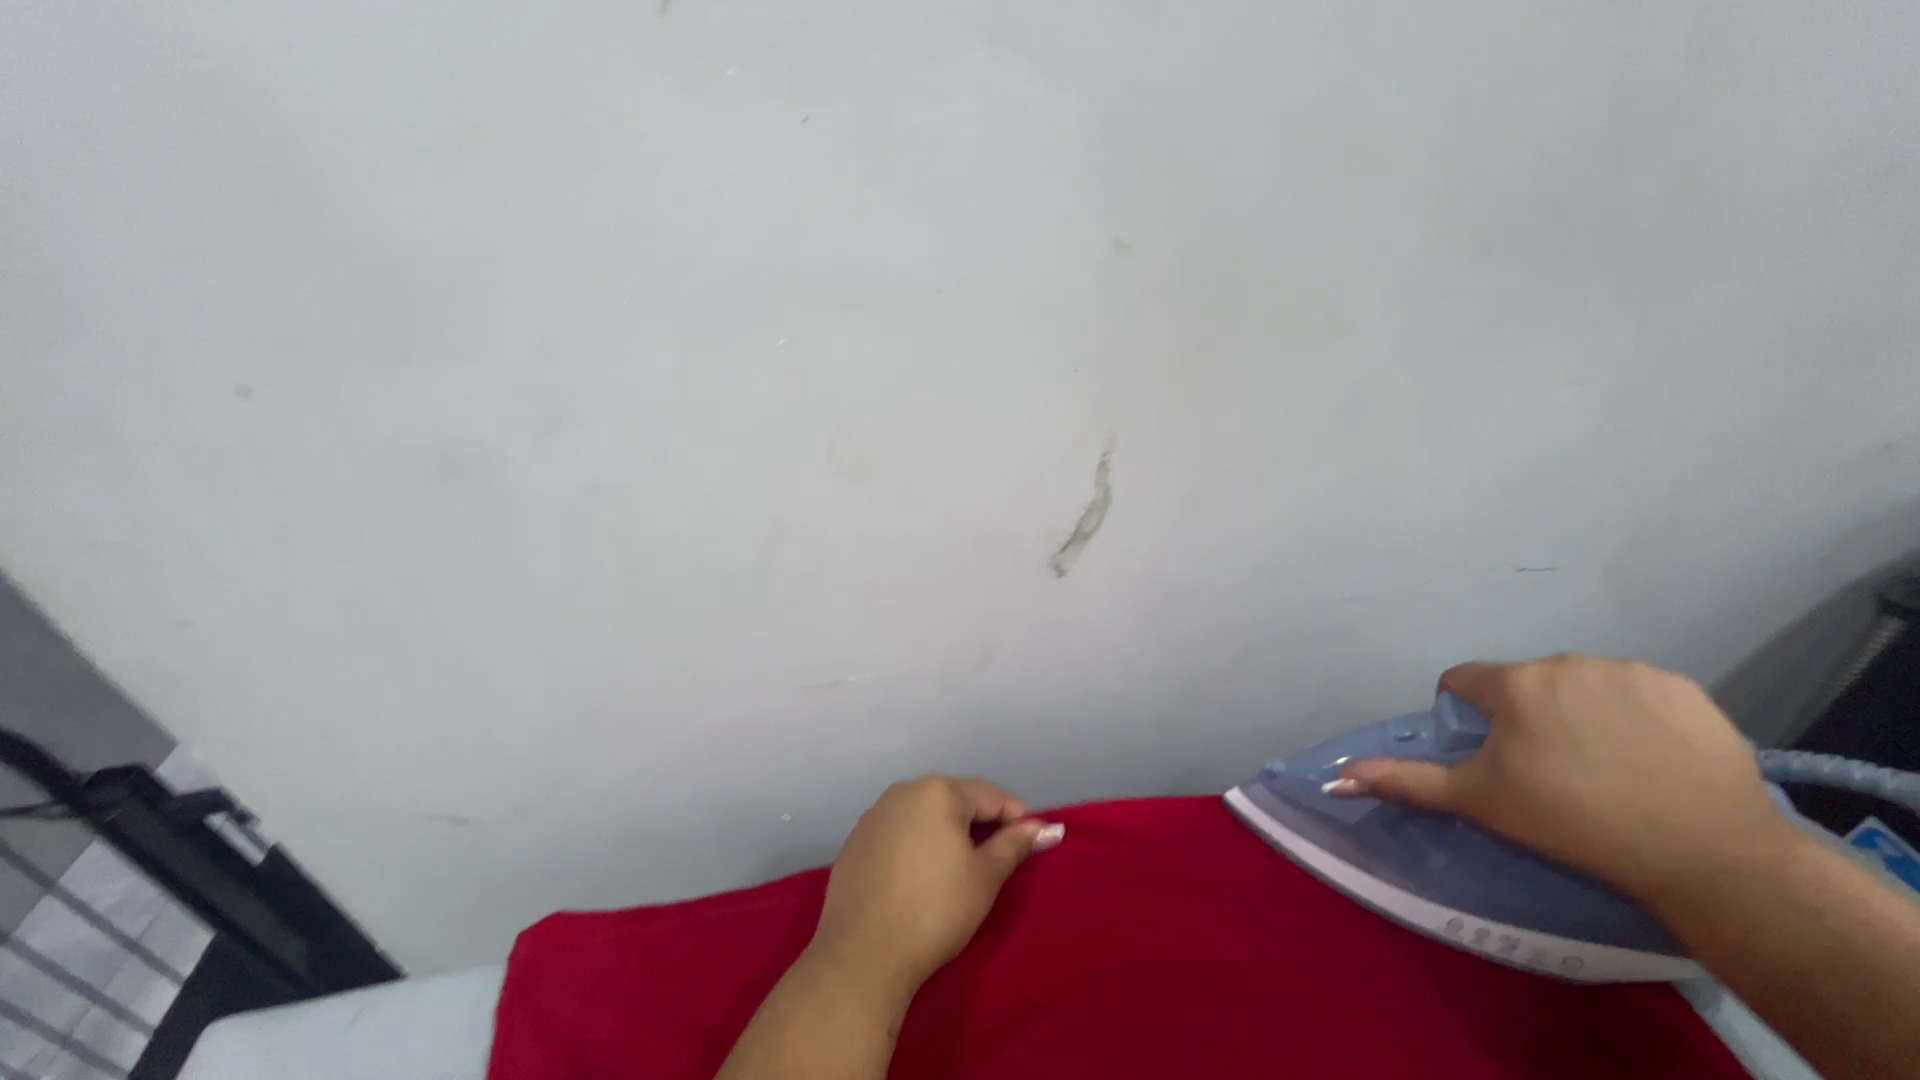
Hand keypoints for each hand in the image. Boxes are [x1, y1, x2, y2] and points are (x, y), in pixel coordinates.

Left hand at [808, 776, 1059, 996]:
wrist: (863, 955)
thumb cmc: (935, 911)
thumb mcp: (985, 877)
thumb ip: (1015, 844)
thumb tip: (1046, 828)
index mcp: (938, 792)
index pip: (991, 796)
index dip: (1017, 818)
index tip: (1033, 843)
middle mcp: (902, 791)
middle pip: (955, 801)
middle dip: (980, 824)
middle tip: (997, 860)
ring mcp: (873, 815)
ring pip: (924, 815)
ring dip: (946, 834)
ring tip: (960, 870)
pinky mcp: (855, 841)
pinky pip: (898, 833)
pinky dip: (917, 846)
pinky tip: (921, 878)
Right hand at [1339, 654, 1791, 900]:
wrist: (1703, 850)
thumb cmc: (1572, 821)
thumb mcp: (1479, 801)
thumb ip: (1407, 781)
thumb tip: (1337, 776)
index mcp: (1514, 683)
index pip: (1464, 681)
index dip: (1467, 716)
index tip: (1491, 756)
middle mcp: (1566, 662)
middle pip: (1526, 684)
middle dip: (1526, 717)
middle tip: (1548, 771)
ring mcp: (1630, 670)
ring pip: (1582, 687)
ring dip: (1579, 713)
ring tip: (1605, 767)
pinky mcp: (1684, 688)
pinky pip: (1640, 694)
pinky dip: (1636, 718)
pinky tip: (1651, 759)